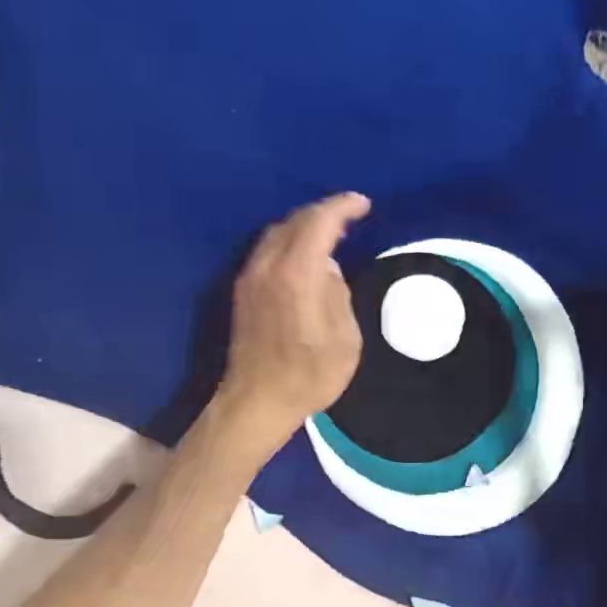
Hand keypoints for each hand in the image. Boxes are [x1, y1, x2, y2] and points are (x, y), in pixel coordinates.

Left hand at [213, 192, 369, 454]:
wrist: (256, 402)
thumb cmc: (309, 376)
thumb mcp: (345, 339)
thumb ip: (339, 294)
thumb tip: (328, 272)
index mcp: (297, 274)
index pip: (319, 222)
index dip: (343, 207)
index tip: (363, 204)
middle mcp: (268, 266)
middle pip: (296, 222)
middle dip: (324, 212)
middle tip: (350, 216)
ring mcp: (251, 278)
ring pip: (277, 234)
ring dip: (304, 227)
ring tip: (330, 233)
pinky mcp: (243, 292)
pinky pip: (268, 251)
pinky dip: (290, 243)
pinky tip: (304, 257)